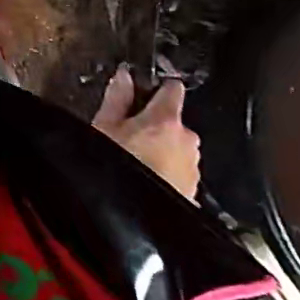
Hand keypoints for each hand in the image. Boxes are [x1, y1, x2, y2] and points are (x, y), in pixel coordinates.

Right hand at [93, 65, 200, 199]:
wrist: (136, 222)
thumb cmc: (117, 168)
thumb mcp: (104, 127)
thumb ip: (117, 98)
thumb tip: (125, 77)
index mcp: (166, 119)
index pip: (172, 89)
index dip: (157, 88)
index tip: (142, 93)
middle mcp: (188, 140)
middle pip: (173, 121)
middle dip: (155, 125)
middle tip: (128, 135)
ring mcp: (193, 167)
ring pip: (178, 147)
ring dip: (163, 149)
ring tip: (136, 161)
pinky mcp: (195, 191)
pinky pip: (180, 171)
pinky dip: (168, 171)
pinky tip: (148, 180)